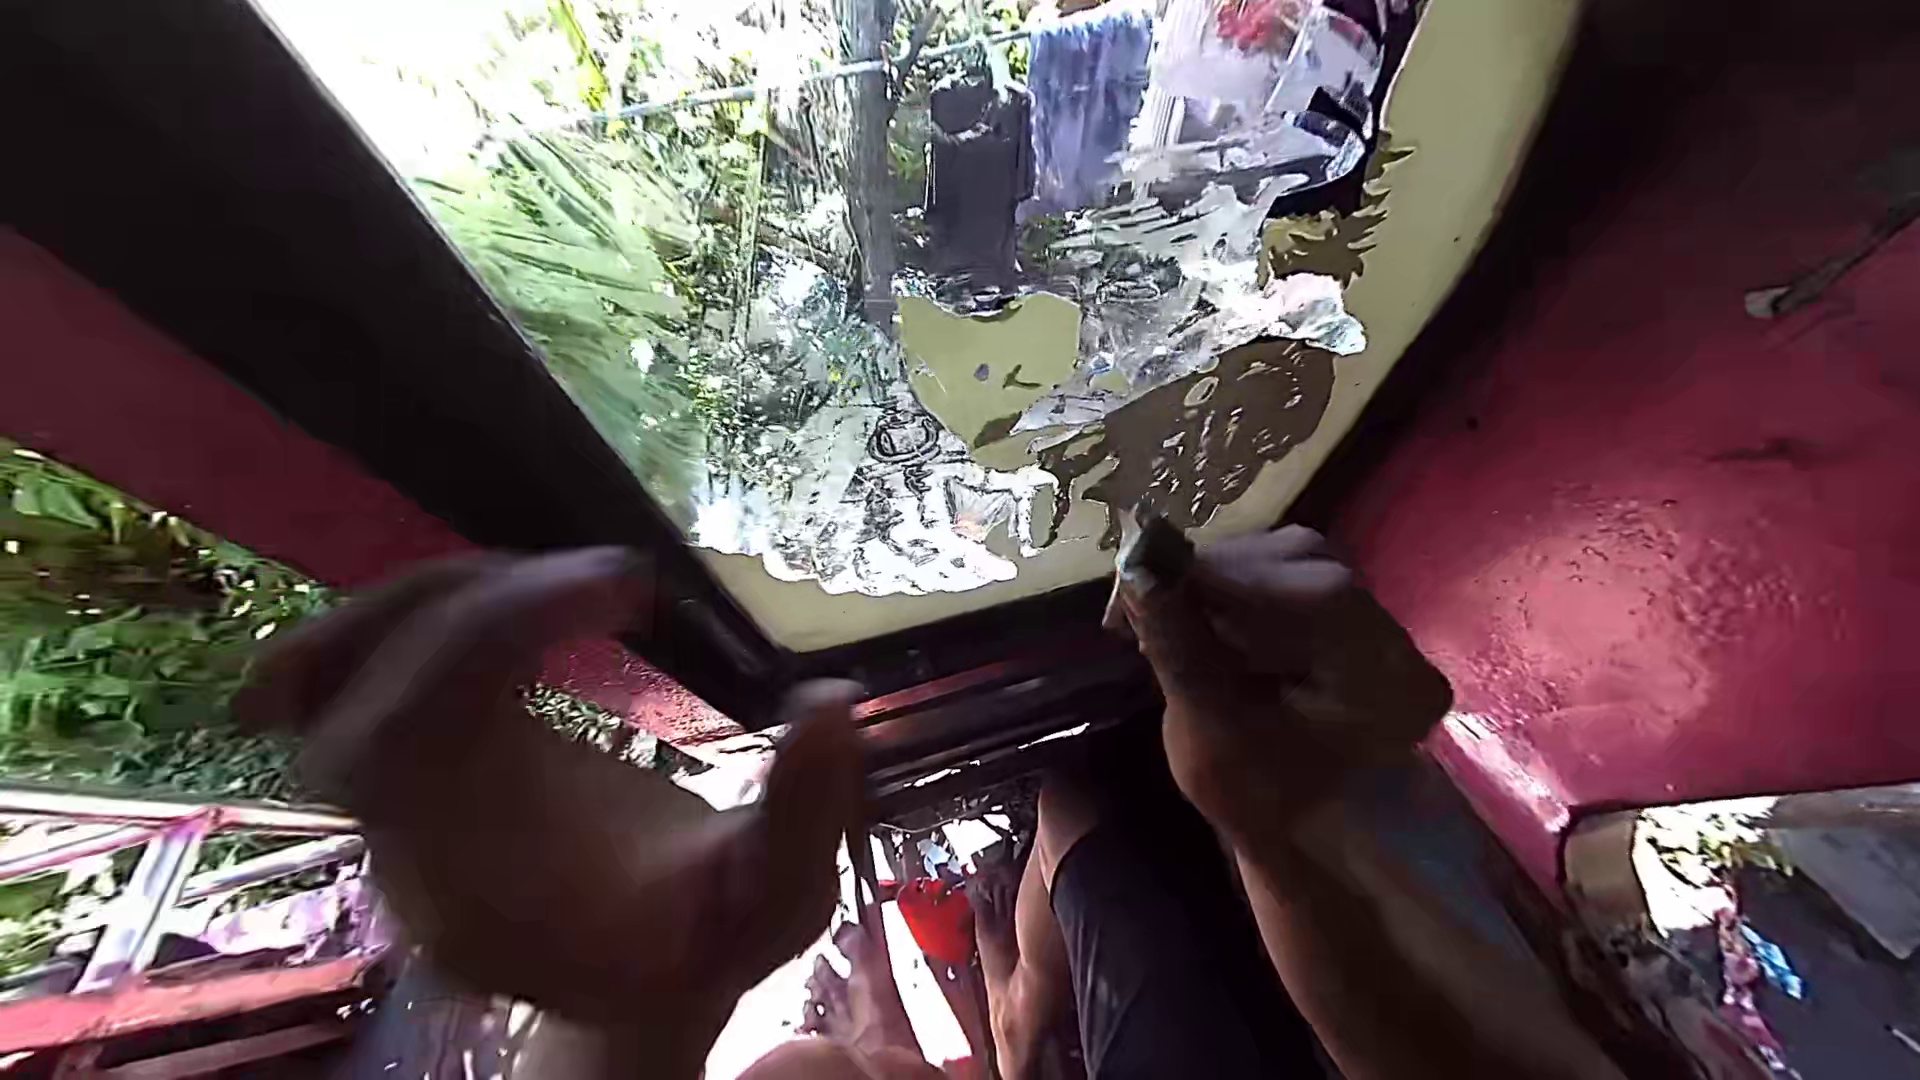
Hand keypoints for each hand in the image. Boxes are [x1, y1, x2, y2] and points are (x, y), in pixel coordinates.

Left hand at [236, 549, 859, 1066]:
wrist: (647, 974)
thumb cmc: (712, 935)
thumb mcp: (784, 893)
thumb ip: (810, 810)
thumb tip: (828, 700)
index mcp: (495, 886)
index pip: (415, 744)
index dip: (503, 633)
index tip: (634, 587)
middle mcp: (419, 851)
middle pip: (361, 703)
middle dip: (493, 603)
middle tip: (625, 576)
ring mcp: (406, 810)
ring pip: (336, 683)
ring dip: (457, 596)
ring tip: (582, 582)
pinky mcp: (423, 773)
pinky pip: (351, 681)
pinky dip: (415, 616)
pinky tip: (508, 596)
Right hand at [1117, 527, 1450, 842]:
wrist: (1290, 826)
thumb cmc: (1254, 798)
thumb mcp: (1206, 731)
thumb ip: (1176, 647)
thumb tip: (1135, 572)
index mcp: (1386, 686)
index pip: (1317, 597)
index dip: (1229, 574)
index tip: (1149, 573)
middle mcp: (1394, 641)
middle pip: (1302, 566)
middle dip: (1214, 574)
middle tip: (1144, 595)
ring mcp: (1369, 622)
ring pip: (1286, 559)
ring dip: (1214, 575)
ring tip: (1163, 611)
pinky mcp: (1338, 613)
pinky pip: (1280, 571)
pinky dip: (1225, 582)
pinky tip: (1190, 609)